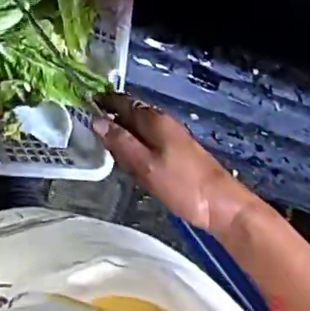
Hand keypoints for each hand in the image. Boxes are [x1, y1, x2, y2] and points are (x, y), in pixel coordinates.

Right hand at [94, 92, 257, 233]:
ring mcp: (172, 137)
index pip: (121, 101)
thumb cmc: (183, 185)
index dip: (102, 101)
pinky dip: (135, 145)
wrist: (226, 210)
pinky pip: (148, 140)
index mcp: (153, 119)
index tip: (82, 105)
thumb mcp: (145, 164)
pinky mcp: (178, 153)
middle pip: (130, 113)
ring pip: (139, 128)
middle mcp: (163, 122)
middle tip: (89, 128)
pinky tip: (130, 160)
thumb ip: (120, 141)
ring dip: (123, 133)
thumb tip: (95, 120)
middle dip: (110, 118)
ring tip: (105, 145)